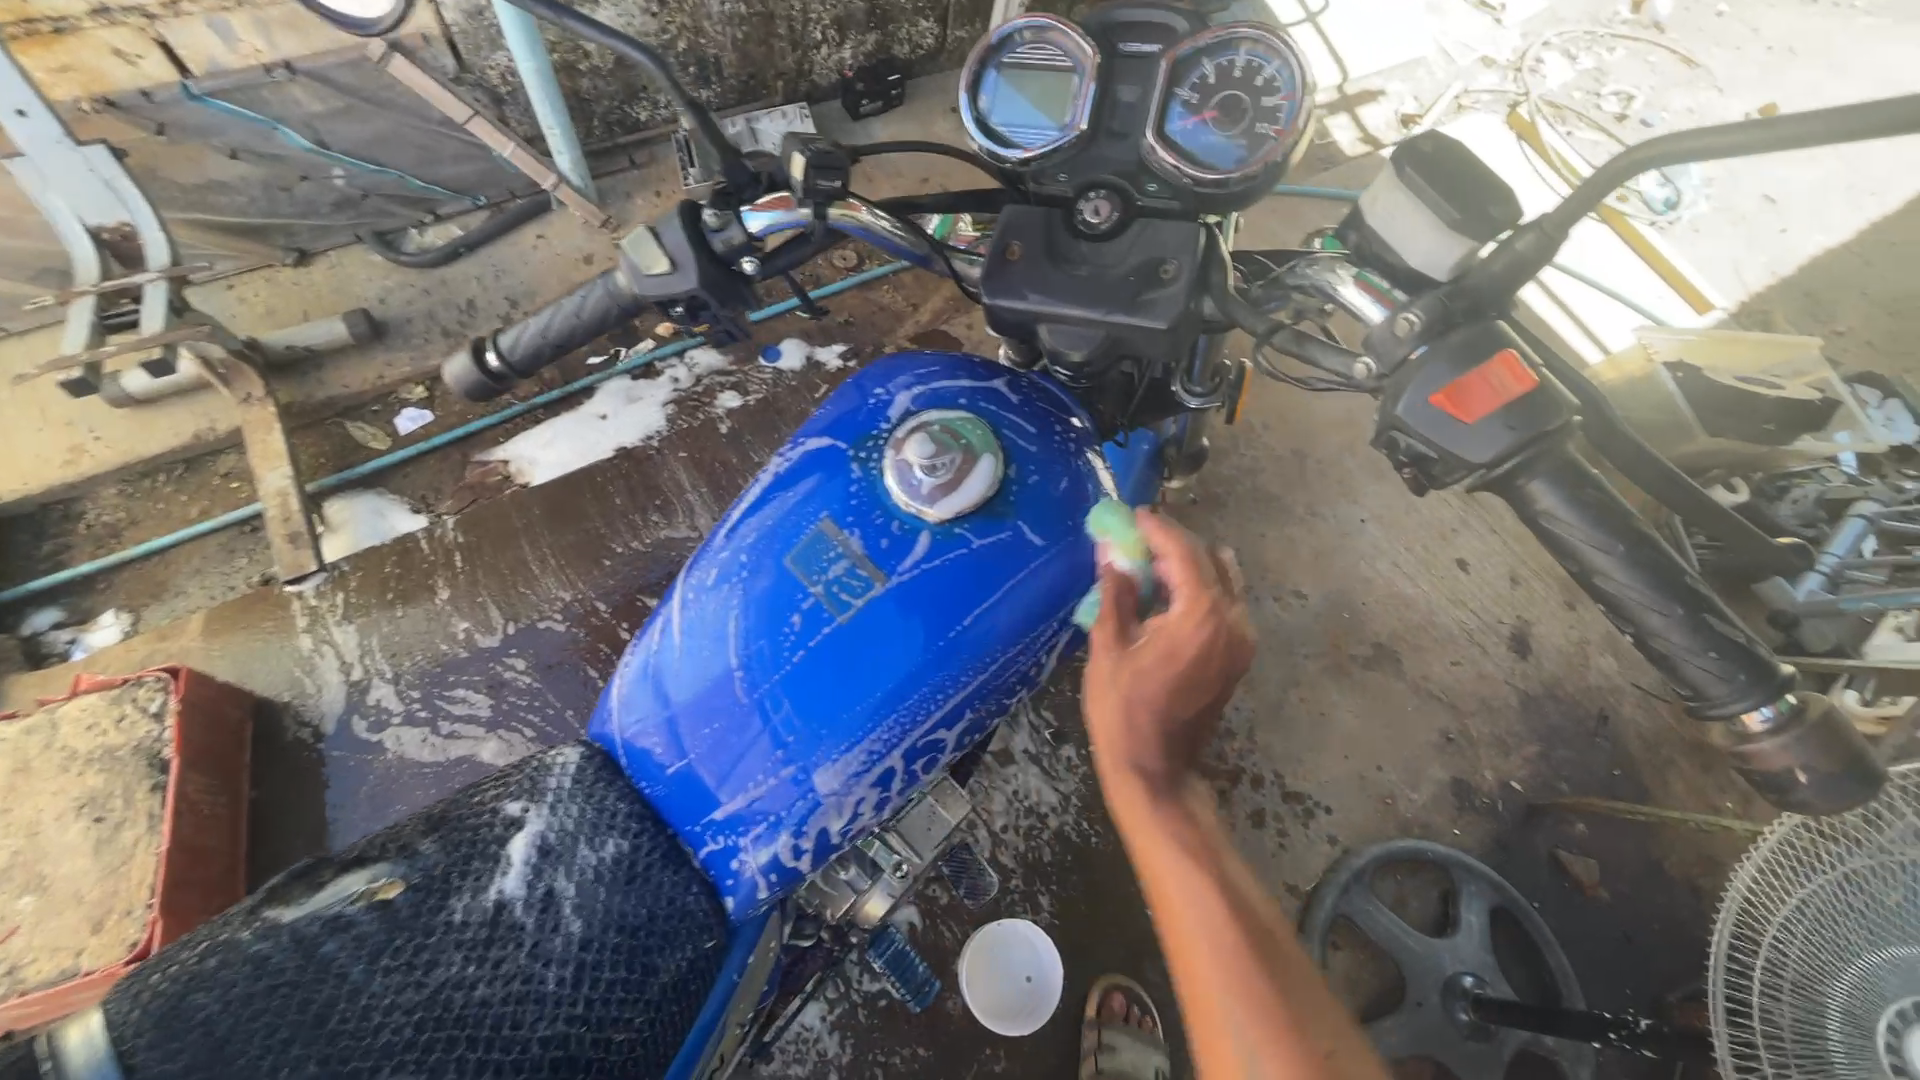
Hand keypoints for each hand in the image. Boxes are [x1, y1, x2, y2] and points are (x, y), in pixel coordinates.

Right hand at [1081, 510, 1254, 796]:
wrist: (1155, 769)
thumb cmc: (1123, 710)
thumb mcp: (1109, 647)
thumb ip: (1117, 593)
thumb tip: (1114, 555)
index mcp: (1201, 616)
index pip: (1183, 552)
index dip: (1156, 528)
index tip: (1132, 514)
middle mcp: (1233, 621)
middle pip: (1209, 560)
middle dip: (1172, 543)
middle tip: (1136, 538)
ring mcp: (1242, 640)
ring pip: (1224, 579)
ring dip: (1190, 564)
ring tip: (1151, 565)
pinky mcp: (1240, 655)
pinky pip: (1225, 603)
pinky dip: (1200, 588)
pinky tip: (1168, 595)